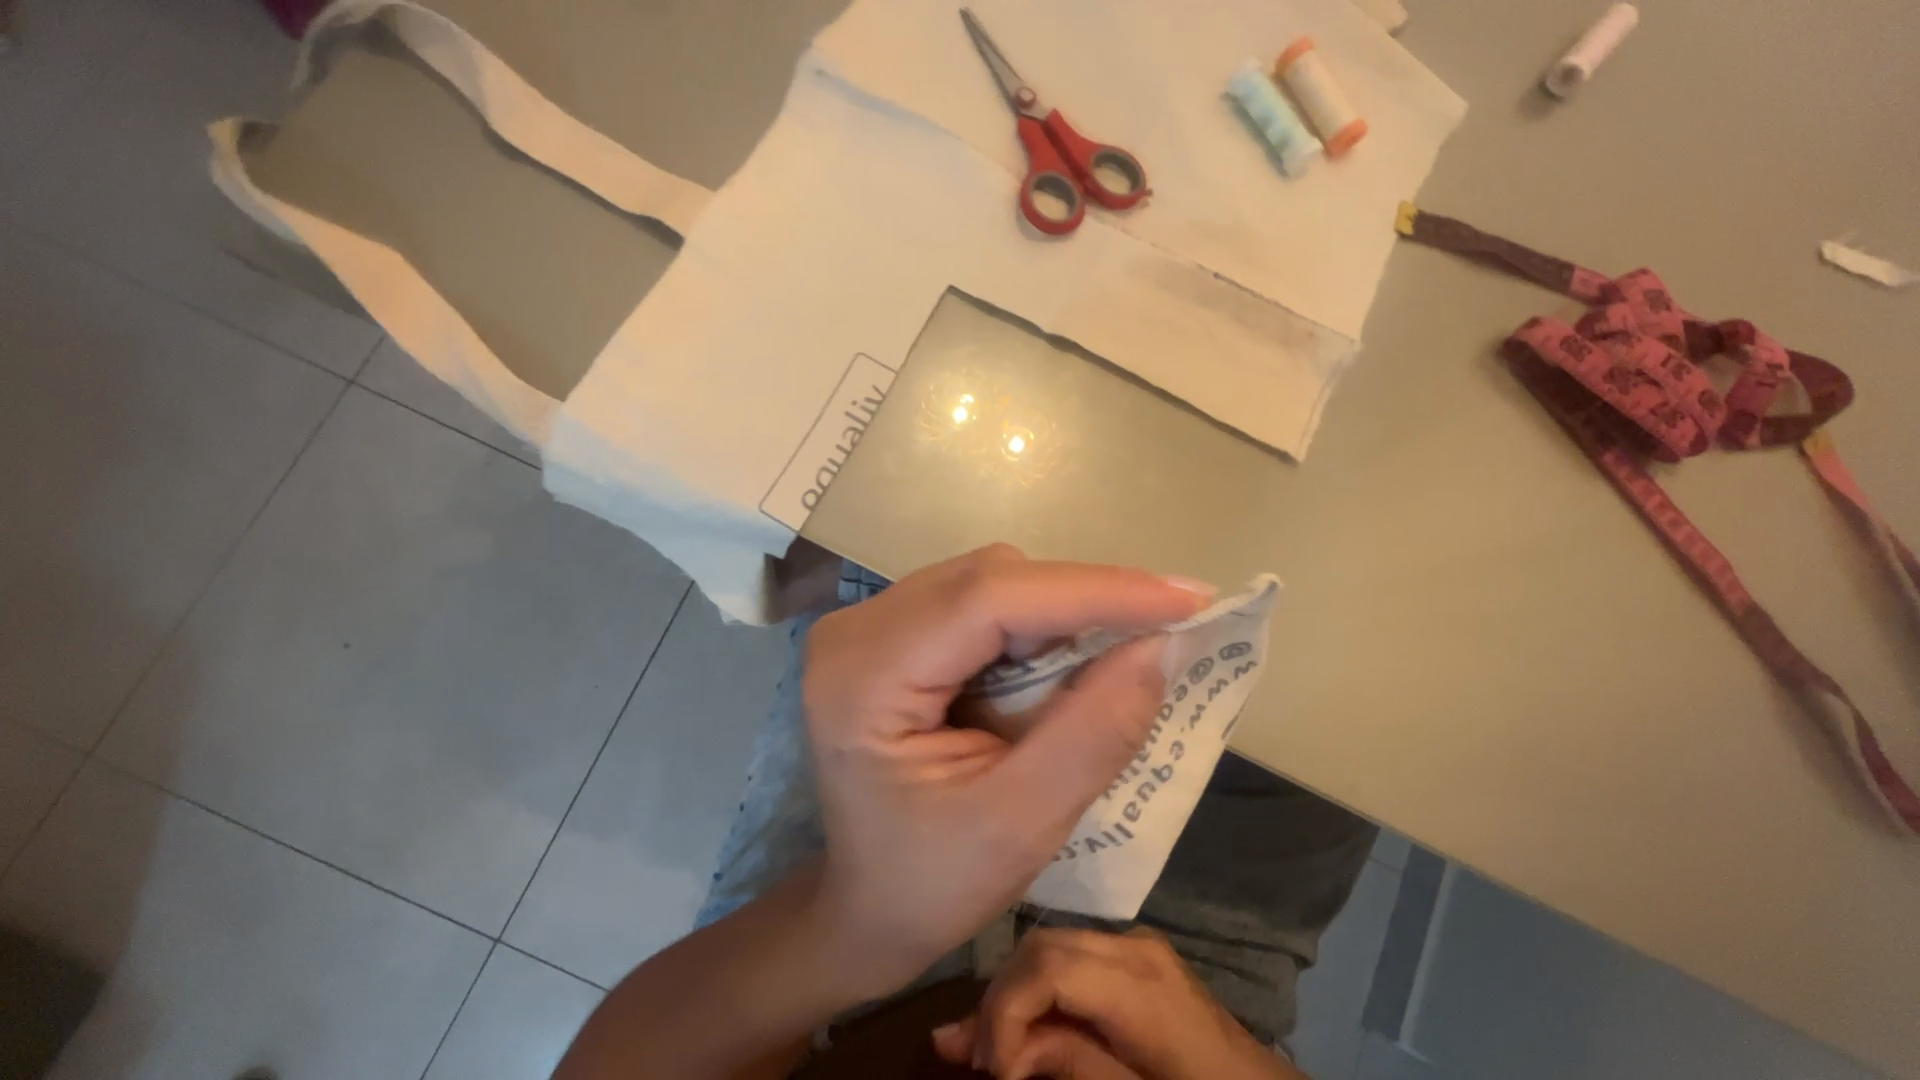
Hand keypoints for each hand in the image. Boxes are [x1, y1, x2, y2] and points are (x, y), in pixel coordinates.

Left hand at [803, 545, 1206, 998]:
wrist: (866, 907)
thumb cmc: (932, 883)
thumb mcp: (1022, 824)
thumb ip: (1094, 733)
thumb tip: (1163, 644)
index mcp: (862, 678)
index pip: (987, 598)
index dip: (1093, 590)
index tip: (1188, 597)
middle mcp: (854, 632)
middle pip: (987, 580)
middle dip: (1083, 601)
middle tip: (1168, 630)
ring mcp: (865, 629)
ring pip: (987, 585)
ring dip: (1061, 613)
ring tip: (1121, 652)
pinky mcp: (888, 638)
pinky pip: (976, 606)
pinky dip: (1033, 628)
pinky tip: (1066, 662)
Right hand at [932, 928, 1298, 1079]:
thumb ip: (1073, 1066)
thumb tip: (1006, 1053)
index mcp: (1140, 983)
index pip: (1048, 967)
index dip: (1005, 1012)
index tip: (993, 1069)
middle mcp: (1133, 946)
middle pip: (1040, 948)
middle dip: (1000, 1001)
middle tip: (974, 1059)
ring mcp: (1135, 944)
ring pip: (1048, 946)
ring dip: (1013, 993)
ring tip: (986, 1048)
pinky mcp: (1134, 955)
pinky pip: (1069, 956)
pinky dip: (1038, 987)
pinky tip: (1019, 1024)